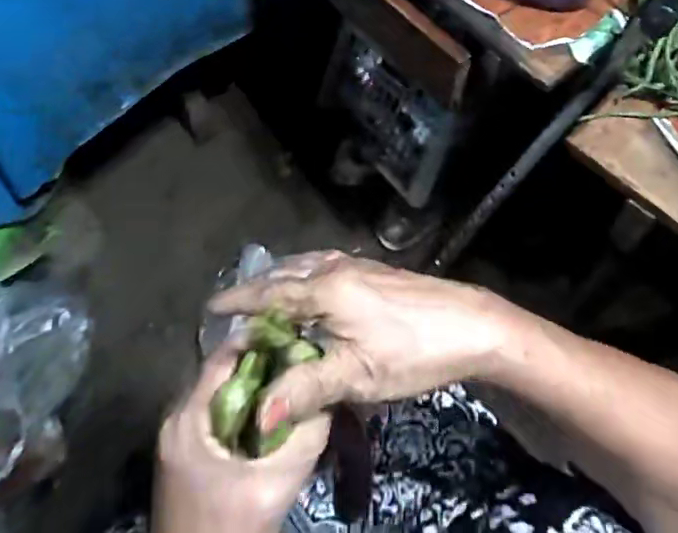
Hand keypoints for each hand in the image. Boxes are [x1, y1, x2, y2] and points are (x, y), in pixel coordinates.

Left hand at [153, 341, 330, 532]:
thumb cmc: (226, 531)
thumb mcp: (272, 488)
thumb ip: (302, 440)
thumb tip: (329, 398)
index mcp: (187, 416)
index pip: (224, 356)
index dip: (260, 339)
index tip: (295, 334)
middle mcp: (176, 417)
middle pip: (223, 374)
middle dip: (262, 364)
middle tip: (300, 358)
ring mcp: (179, 439)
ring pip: (222, 396)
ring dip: (255, 389)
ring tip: (292, 382)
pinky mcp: (187, 458)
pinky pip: (218, 419)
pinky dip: (244, 412)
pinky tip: (271, 418)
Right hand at [207, 252, 521, 436]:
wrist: (468, 322)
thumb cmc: (409, 351)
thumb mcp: (357, 376)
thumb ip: (305, 388)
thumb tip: (259, 414)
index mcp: (323, 289)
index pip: (268, 292)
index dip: (238, 300)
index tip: (209, 307)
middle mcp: (332, 267)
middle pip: (283, 274)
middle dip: (255, 288)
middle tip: (232, 309)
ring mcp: (353, 263)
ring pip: (303, 266)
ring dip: (279, 279)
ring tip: (263, 297)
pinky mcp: (370, 268)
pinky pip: (320, 265)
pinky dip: (301, 276)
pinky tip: (309, 290)